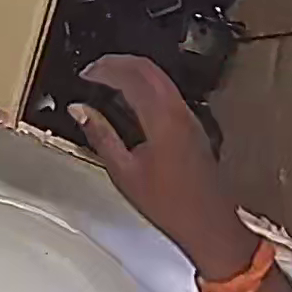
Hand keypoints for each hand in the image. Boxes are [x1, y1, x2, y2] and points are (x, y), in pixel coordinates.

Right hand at [70, 55, 258, 278]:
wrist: (212, 230)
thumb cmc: (169, 205)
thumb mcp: (124, 172)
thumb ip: (100, 134)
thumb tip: (78, 109)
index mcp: (162, 120)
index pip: (130, 76)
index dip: (104, 69)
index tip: (85, 75)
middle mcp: (179, 112)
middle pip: (147, 68)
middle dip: (117, 62)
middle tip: (93, 70)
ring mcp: (189, 118)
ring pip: (159, 76)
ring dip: (131, 70)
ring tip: (106, 80)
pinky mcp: (193, 126)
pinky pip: (166, 90)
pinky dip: (144, 83)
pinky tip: (129, 98)